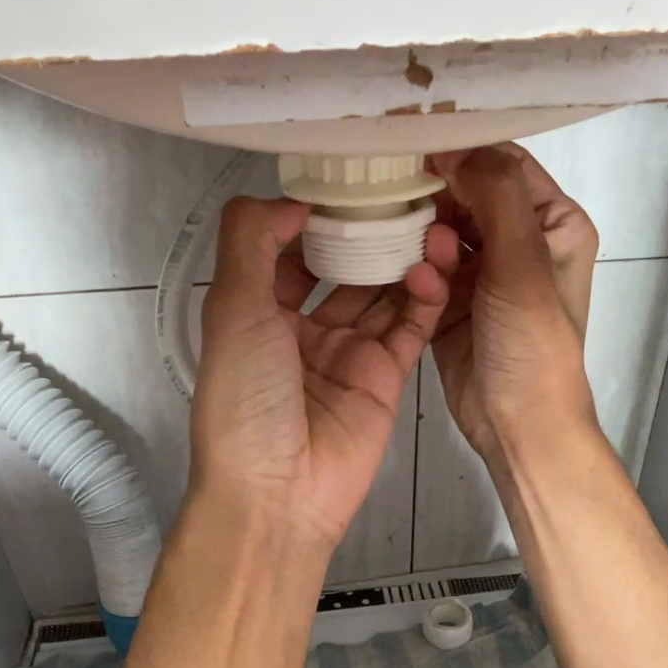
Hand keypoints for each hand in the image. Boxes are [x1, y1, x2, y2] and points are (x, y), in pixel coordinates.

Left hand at [191, 197, 454, 548]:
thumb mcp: (231, 309)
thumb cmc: (246, 398)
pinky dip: (424, 296)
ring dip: (400, 256)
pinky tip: (436, 263)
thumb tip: (292, 201)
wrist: (280, 492)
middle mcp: (302, 329)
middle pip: (341, 266)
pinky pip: (410, 326)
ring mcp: (347, 353)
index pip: (288, 248)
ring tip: (428, 214)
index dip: (314, 214)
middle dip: (366, 231)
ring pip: (380, 291)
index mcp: (257, 312)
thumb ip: (252, 240)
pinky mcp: (386, 376)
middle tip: (402, 188)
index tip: (348, 175)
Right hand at [426, 145, 602, 464]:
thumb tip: (457, 147)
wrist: (518, 425)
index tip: (413, 146)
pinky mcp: (451, 306)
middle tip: (395, 195)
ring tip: (413, 250)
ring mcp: (483, 276)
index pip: (505, 165)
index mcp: (553, 223)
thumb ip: (495, 196)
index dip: (463, 152)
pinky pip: (426, 273)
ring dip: (424, 238)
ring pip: (441, 234)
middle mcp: (520, 243)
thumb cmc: (532, 344)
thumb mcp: (523, 264)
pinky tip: (413, 280)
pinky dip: (418, 272)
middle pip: (467, 196)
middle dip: (435, 196)